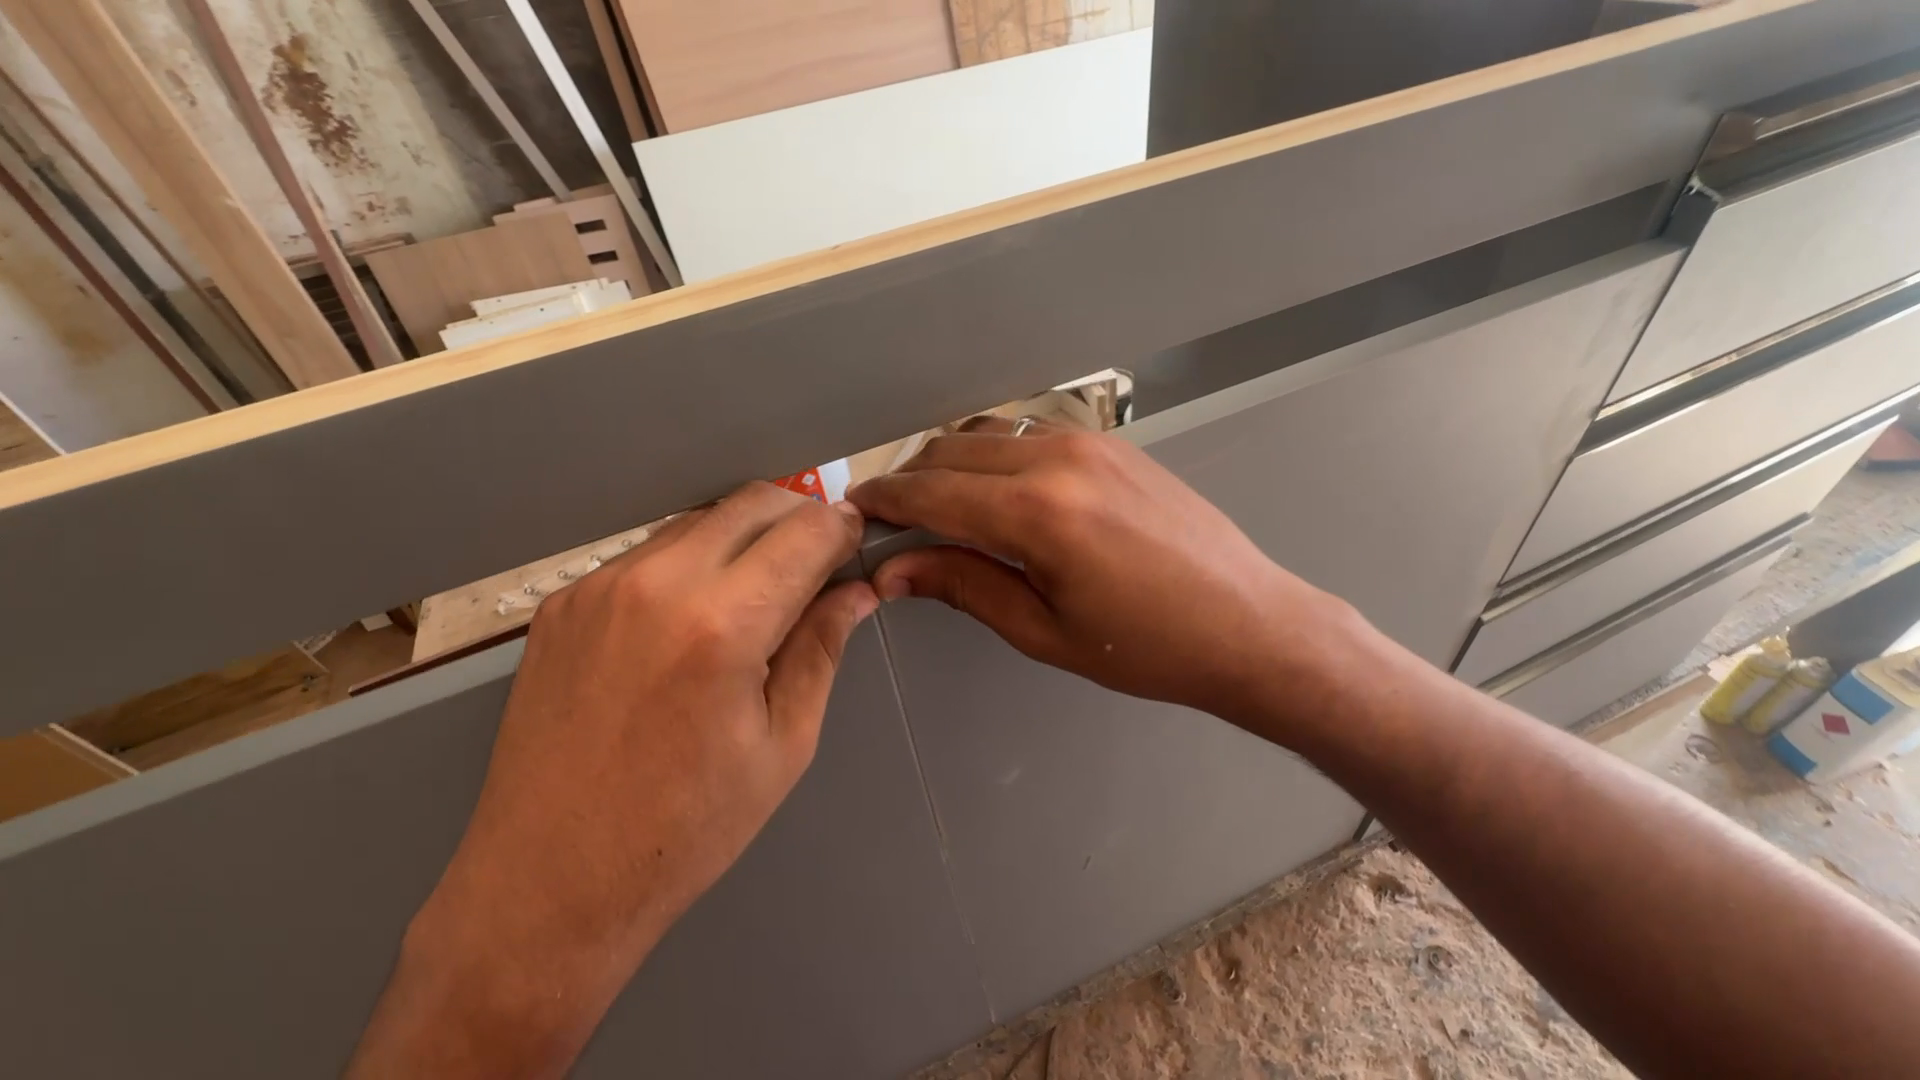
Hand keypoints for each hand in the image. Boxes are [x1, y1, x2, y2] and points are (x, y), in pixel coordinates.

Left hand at [351, 483, 874, 1077]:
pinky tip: (692, 624)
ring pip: (697, 521)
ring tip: (757, 600)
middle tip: (818, 567)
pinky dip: (688, 566)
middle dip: (799, 519)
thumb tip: (856, 591)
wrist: (547, 882)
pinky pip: (647, 555)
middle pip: (752, 501)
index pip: (808, 530)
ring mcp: (598, 587)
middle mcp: (656, 583)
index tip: (858, 549)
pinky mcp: (563, 603)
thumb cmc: (684, 830)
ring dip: (743, 540)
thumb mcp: (783, 744)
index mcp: (722, 624)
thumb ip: (822, 649)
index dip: (845, 531)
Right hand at [849, 418, 1365, 737]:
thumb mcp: (1044, 631)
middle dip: (909, 481)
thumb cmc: (1148, 647)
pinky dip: (995, 458)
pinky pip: (1030, 435)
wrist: (1249, 623)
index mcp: (1038, 514)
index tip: (853, 516)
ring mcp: (1090, 442)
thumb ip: (964, 586)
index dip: (883, 503)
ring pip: (988, 435)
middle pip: (950, 451)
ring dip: (951, 465)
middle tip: (892, 524)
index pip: (930, 492)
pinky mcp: (1113, 443)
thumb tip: (894, 569)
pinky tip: (997, 497)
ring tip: (940, 512)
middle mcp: (1059, 459)